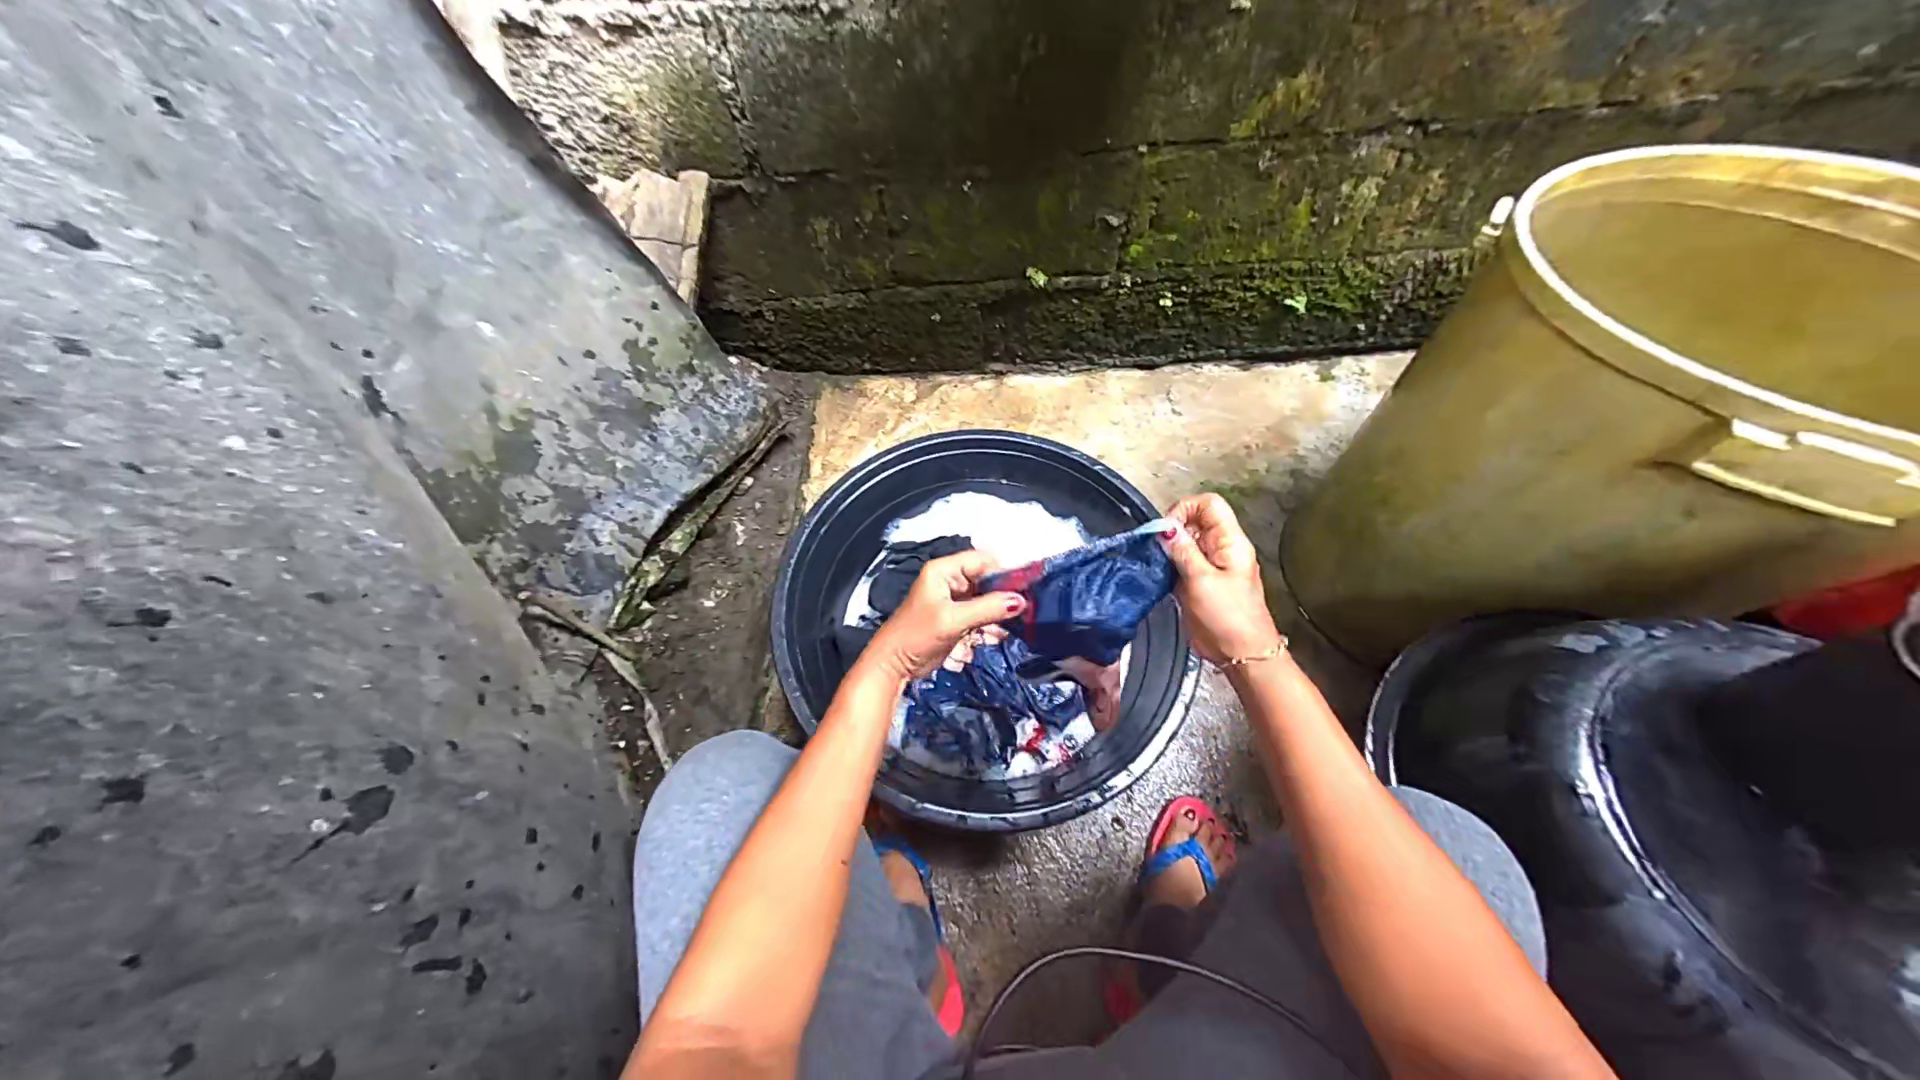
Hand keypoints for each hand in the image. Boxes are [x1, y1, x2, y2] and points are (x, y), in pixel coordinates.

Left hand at [858, 551, 1026, 684]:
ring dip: (999, 611)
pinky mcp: (957, 618)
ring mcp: (954, 600)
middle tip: (1025, 607)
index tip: (1026, 586)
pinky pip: (981, 613)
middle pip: (987, 578)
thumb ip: (987, 608)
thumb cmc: (916, 635)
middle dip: (1004, 593)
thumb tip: (1021, 601)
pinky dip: (991, 622)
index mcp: (944, 570)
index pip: (982, 560)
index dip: (1004, 570)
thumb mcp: (953, 620)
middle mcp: (950, 580)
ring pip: (986, 597)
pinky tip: (999, 634)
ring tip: (1014, 624)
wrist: (894, 665)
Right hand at [1163, 493, 1283, 665]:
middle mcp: (1221, 548)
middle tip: (1160, 549)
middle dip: (1173, 530)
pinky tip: (1163, 577)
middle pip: (1194, 520)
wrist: (1240, 653)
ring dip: (1169, 549)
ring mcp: (1210, 565)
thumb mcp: (1201, 580)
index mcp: (1230, 541)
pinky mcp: (1199, 581)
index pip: (1208, 504)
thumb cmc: (1228, 618)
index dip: (1184, 509)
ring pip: (1185, 541)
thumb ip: (1182, 551)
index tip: (1167, 529)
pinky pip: (1181, 562)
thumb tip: (1165, 528)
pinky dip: (1169, 565)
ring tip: (1161, 565)